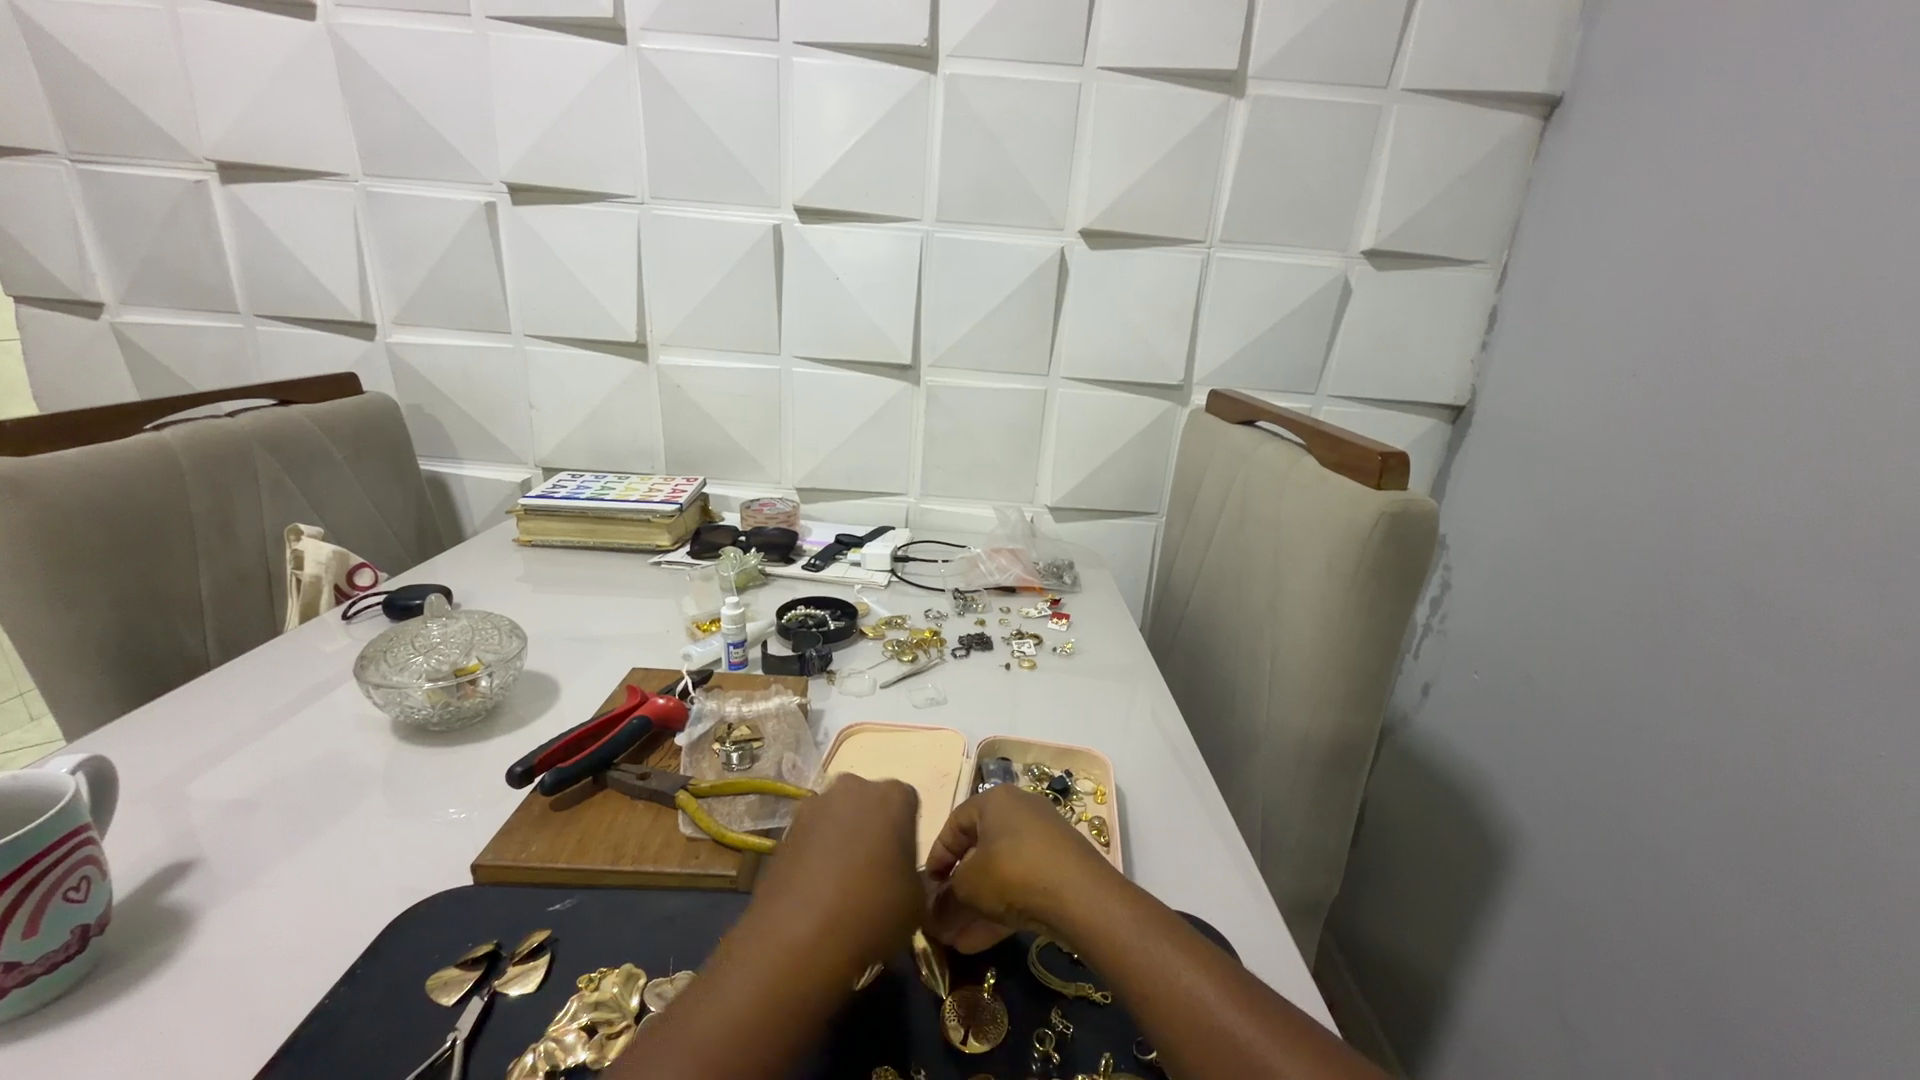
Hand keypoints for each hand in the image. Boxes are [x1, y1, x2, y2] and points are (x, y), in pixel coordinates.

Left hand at [750, 774, 921, 968]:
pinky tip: (816, 891)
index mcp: (893, 797)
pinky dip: (815, 855)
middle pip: (868, 803)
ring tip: (840, 885)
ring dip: (840, 840)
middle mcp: (853, 789)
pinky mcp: (784, 830)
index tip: (900, 864)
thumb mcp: (915, 900)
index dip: (904, 835)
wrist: (799, 936)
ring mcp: (813, 806)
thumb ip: (912, 875)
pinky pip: (811, 837)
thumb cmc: (873, 911)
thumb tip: (897, 877)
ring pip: (836, 818)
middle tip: (873, 871)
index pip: (907, 804)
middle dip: (871, 829)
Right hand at [924, 785, 1119, 952]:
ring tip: (950, 941)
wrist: (1080, 897)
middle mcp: (1020, 814)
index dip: (936, 857)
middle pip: (978, 853)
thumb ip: (945, 898)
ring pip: (998, 877)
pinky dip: (997, 914)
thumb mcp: (967, 885)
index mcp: (995, 801)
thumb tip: (930, 915)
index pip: (955, 823)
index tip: (925, 887)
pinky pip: (1019, 891)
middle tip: (937, 920)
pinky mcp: (1058, 874)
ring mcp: (1042, 845)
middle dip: (955, 891)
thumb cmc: (1012, 872)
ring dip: (973, 909)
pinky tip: (972, 945)